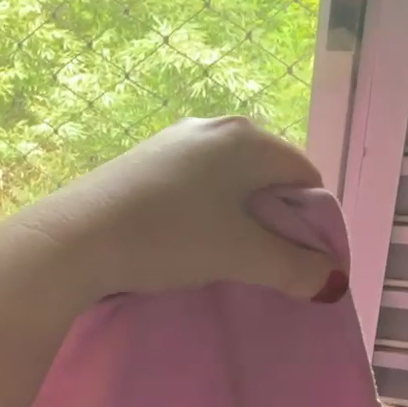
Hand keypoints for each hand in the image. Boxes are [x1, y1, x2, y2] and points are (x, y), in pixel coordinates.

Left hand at [7, 116, 345, 303]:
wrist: (76, 238)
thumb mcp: (240, 256)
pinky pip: (192, 184)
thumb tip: (331, 280)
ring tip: (215, 255)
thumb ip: (294, 266)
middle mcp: (213, 126)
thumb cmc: (169, 238)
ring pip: (226, 181)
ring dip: (233, 218)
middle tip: (255, 261)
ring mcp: (172, 140)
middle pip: (265, 176)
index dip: (309, 222)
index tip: (292, 261)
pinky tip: (178, 239)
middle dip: (270, 219)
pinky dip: (199, 211)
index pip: (305, 176)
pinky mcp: (141, 160)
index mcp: (248, 138)